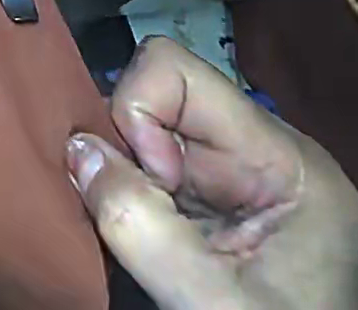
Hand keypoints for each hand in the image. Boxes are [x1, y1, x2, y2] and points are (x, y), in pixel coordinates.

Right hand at [67, 37, 357, 309]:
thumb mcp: (210, 297)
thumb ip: (138, 221)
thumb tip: (75, 148)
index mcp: (282, 158)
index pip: (175, 70)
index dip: (140, 113)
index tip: (155, 184)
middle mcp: (256, 147)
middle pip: (154, 94)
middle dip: (126, 146)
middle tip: (143, 212)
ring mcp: (229, 170)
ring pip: (139, 125)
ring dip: (120, 169)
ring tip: (143, 229)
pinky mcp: (204, 192)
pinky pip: (140, 156)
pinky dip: (122, 184)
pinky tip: (140, 228)